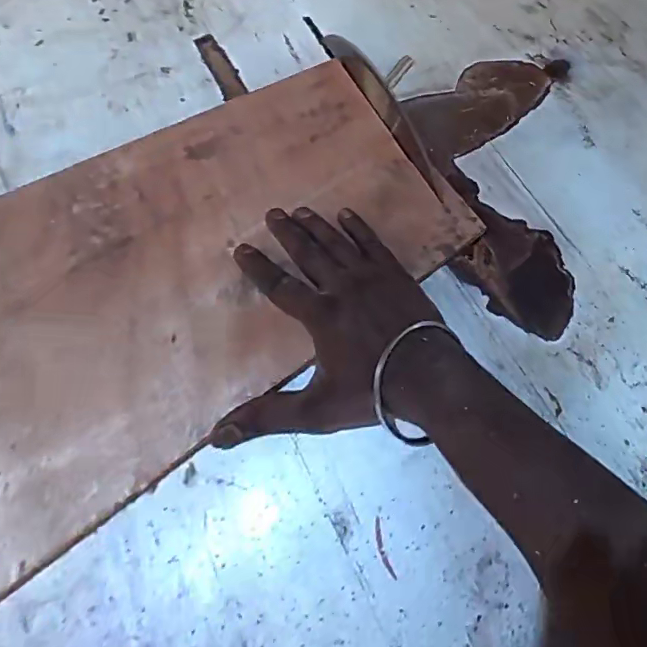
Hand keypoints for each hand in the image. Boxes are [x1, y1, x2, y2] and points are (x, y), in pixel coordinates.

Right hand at [210, 207, 448, 446]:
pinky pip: (373, 244)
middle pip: (309, 254)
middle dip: (288, 233)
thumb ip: (268, 417)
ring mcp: (372, 277)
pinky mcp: (396, 274)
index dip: (259, 267)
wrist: (428, 375)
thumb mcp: (315, 411)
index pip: (280, 286)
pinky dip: (359, 228)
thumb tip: (218, 436)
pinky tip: (348, 214)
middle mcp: (342, 288)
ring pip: (339, 244)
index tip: (241, 248)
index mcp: (321, 316)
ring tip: (302, 210)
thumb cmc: (371, 391)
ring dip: (319, 226)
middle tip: (273, 213)